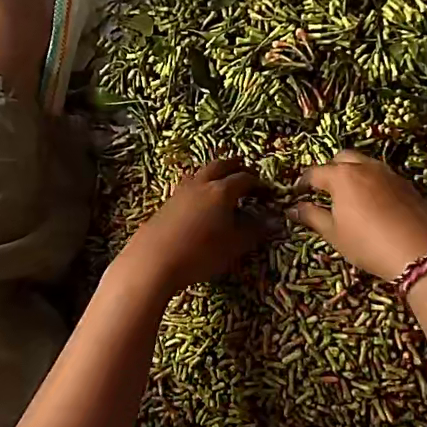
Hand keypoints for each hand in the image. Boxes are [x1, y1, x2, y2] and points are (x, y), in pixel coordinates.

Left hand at [118, 159, 265, 293]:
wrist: (153, 260)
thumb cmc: (201, 252)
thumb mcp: (234, 245)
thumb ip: (255, 230)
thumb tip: (273, 221)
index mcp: (221, 191)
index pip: (244, 178)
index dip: (258, 183)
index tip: (266, 191)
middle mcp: (201, 184)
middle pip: (220, 166)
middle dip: (235, 167)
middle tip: (245, 171)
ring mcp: (181, 192)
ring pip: (201, 174)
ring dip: (214, 174)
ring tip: (222, 182)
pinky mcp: (166, 204)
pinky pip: (189, 187)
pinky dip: (200, 187)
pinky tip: (200, 202)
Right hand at [291, 150, 426, 279]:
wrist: (421, 252)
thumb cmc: (367, 243)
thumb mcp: (334, 233)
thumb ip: (312, 217)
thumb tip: (293, 208)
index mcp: (342, 176)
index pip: (315, 172)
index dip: (303, 182)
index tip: (297, 192)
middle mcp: (365, 167)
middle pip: (342, 159)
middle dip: (329, 170)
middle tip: (323, 190)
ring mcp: (389, 174)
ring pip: (365, 164)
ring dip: (352, 174)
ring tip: (348, 196)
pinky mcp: (407, 185)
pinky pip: (382, 176)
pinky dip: (371, 183)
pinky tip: (372, 204)